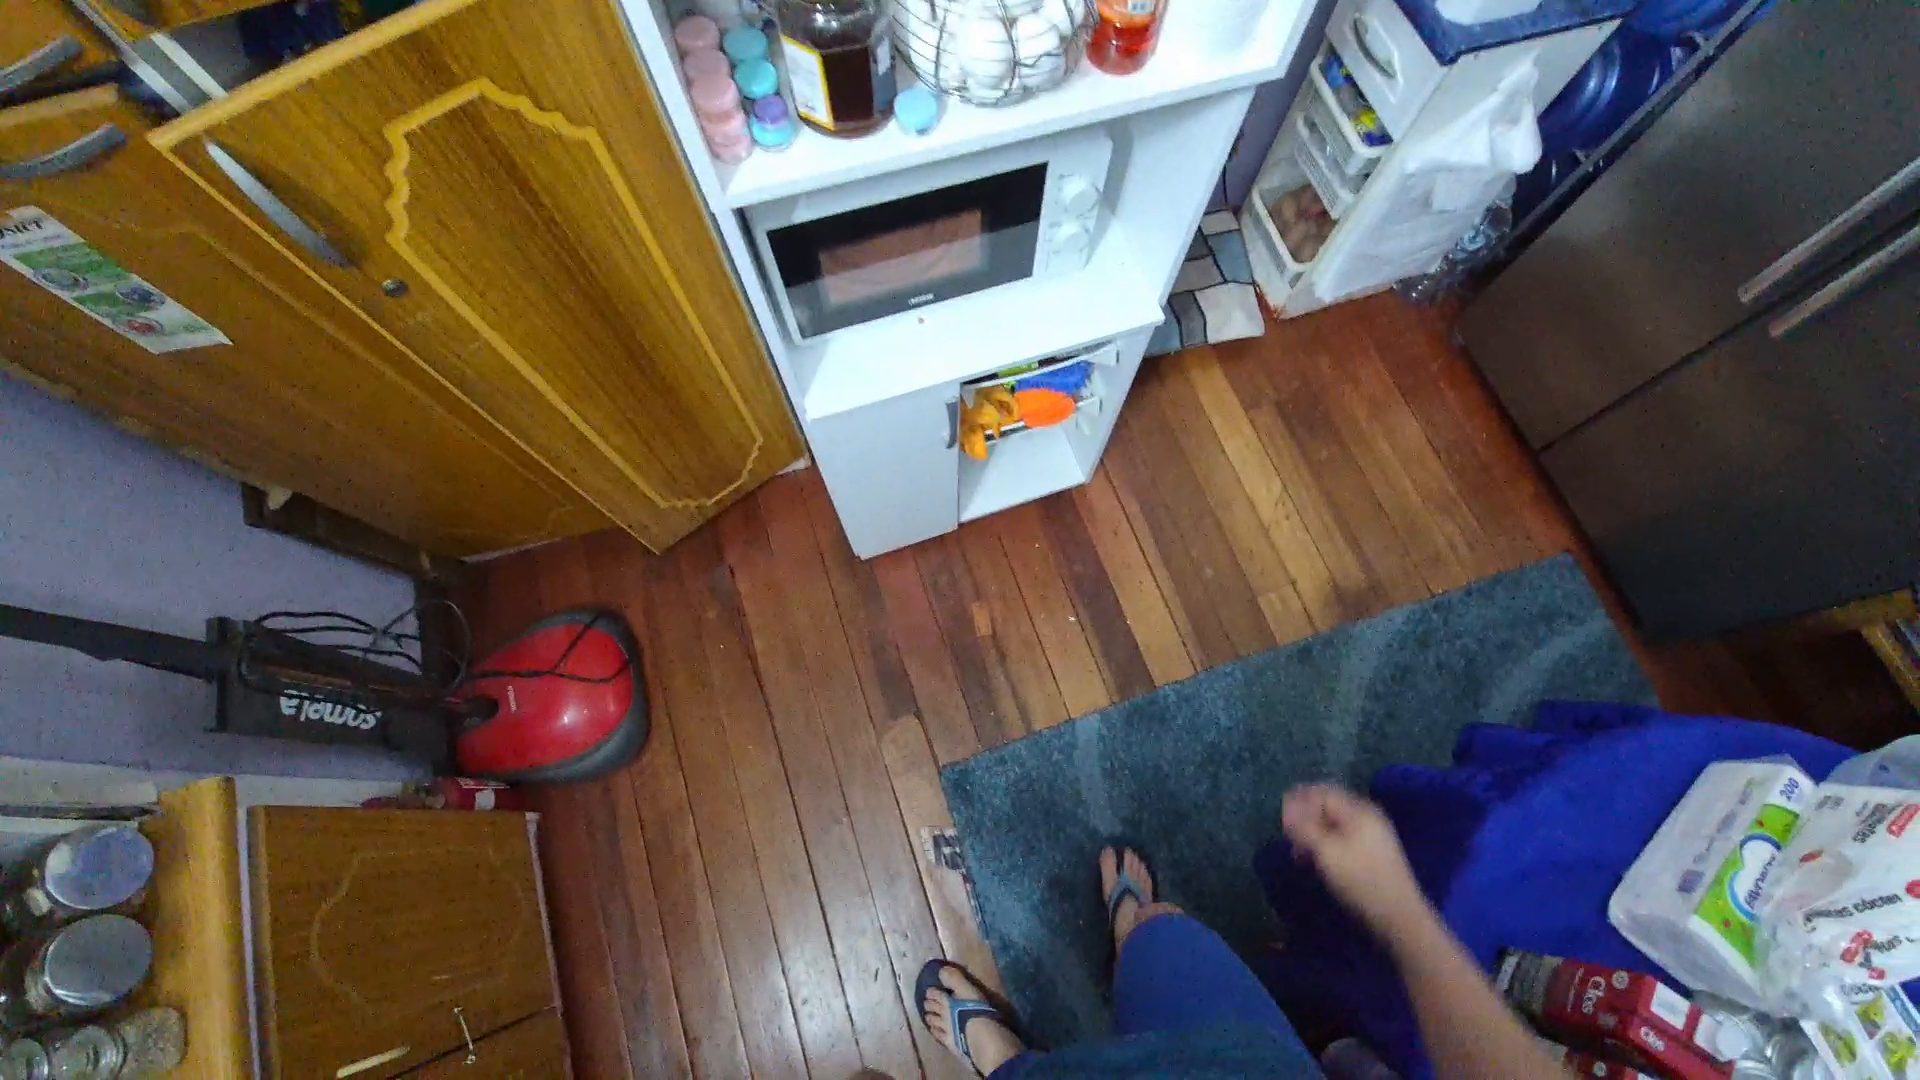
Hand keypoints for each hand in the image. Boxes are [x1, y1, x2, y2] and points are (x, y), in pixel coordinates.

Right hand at [1282, 783, 1435, 946]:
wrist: (1399, 917)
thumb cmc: (1360, 879)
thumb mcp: (1326, 851)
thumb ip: (1304, 826)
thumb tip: (1286, 807)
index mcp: (1358, 811)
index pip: (1322, 793)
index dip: (1299, 802)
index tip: (1282, 820)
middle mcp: (1367, 817)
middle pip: (1327, 807)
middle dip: (1305, 820)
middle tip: (1289, 839)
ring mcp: (1372, 836)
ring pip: (1333, 825)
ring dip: (1313, 835)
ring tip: (1300, 854)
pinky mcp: (1372, 854)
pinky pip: (1342, 838)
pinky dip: (1325, 845)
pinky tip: (1317, 862)